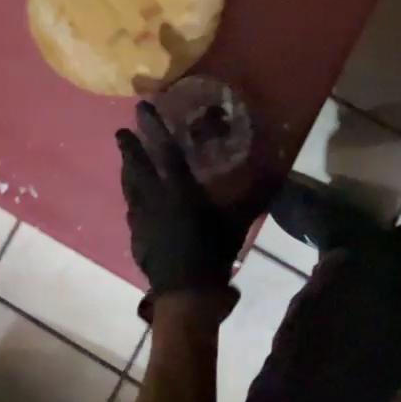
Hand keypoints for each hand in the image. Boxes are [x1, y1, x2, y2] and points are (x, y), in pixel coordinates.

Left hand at [116, 101, 249, 316]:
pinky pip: (132, 212)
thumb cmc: (214, 251)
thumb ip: (256, 195)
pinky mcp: (135, 238)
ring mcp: (141, 220)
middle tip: (121, 130)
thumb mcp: (239, 221)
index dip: (153, 127)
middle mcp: (154, 198)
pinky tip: (135, 203)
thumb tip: (279, 171)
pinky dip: (132, 200)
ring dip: (127, 171)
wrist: (187, 295)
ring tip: (125, 160)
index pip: (164, 150)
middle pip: (137, 166)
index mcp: (178, 189)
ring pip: (129, 188)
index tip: (143, 107)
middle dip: (129, 146)